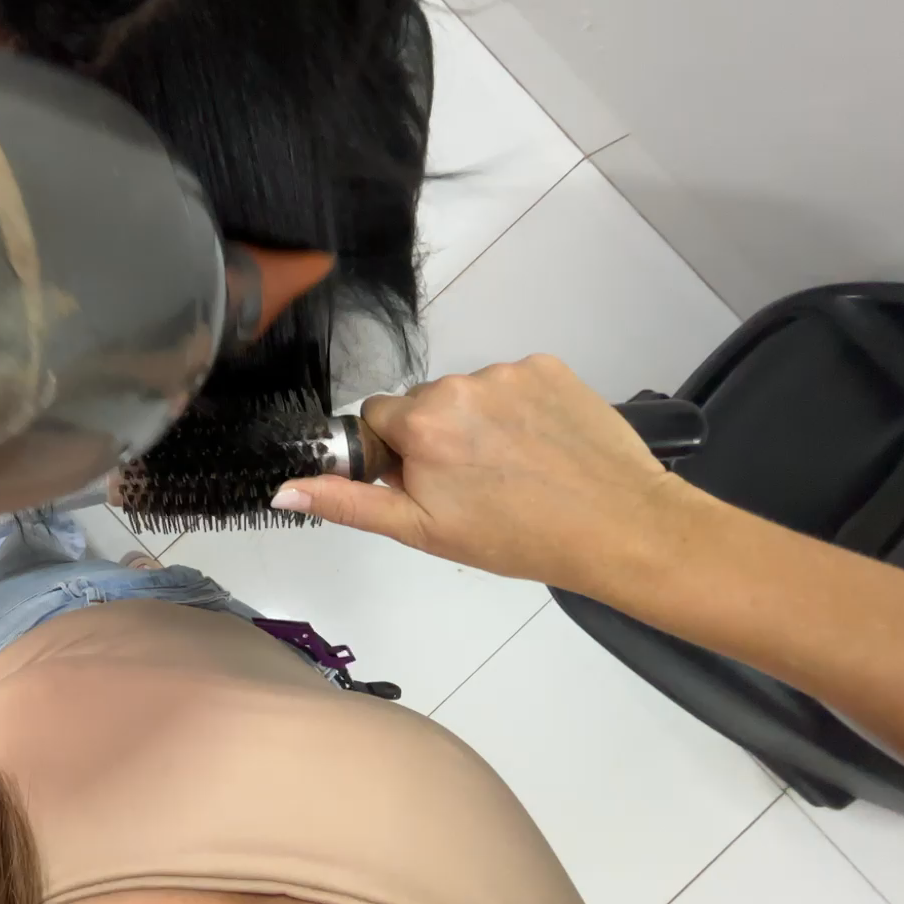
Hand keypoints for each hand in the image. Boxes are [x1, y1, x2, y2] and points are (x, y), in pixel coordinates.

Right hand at [271, 355, 685, 591]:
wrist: (622, 529)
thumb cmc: (512, 536)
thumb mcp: (418, 529)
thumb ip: (346, 502)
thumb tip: (282, 488)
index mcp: (420, 422)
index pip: (376, 417)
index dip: (394, 452)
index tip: (424, 480)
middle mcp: (458, 385)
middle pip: (418, 403)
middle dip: (430, 434)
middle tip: (467, 478)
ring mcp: (508, 371)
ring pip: (462, 393)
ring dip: (471, 421)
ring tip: (509, 463)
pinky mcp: (548, 366)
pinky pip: (506, 381)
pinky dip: (512, 406)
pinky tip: (536, 441)